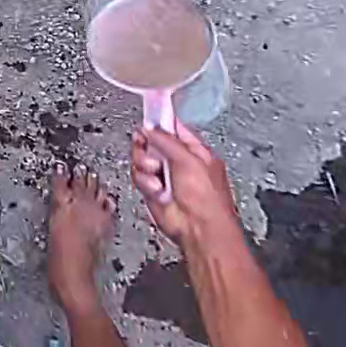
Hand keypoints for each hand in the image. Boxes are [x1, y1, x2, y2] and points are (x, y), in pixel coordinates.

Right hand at [130, 124, 241, 253]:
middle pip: (151, 141)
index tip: (148, 116)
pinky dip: (146, 182)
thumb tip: (150, 127)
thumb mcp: (189, 160)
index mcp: (194, 150)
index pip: (172, 127)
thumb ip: (167, 140)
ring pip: (141, 158)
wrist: (199, 230)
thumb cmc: (207, 199)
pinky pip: (139, 176)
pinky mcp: (153, 189)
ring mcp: (165, 175)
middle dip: (147, 147)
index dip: (160, 122)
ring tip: (157, 175)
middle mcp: (178, 161)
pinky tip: (158, 190)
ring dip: (146, 166)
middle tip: (150, 152)